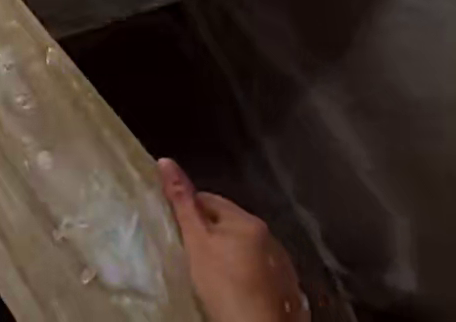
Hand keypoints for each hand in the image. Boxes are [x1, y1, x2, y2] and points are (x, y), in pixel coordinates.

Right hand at [158, 158, 304, 321]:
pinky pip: (262, 275)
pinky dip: (250, 279)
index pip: (210, 200)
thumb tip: (165, 160)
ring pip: (248, 251)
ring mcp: (284, 268)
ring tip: (216, 278)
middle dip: (213, 235)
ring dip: (233, 257)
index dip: (191, 213)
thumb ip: (182, 201)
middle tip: (196, 257)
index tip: (181, 233)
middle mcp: (271, 238)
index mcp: (247, 220)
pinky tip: (240, 294)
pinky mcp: (290, 295)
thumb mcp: (196, 242)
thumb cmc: (223, 285)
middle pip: (231, 225)